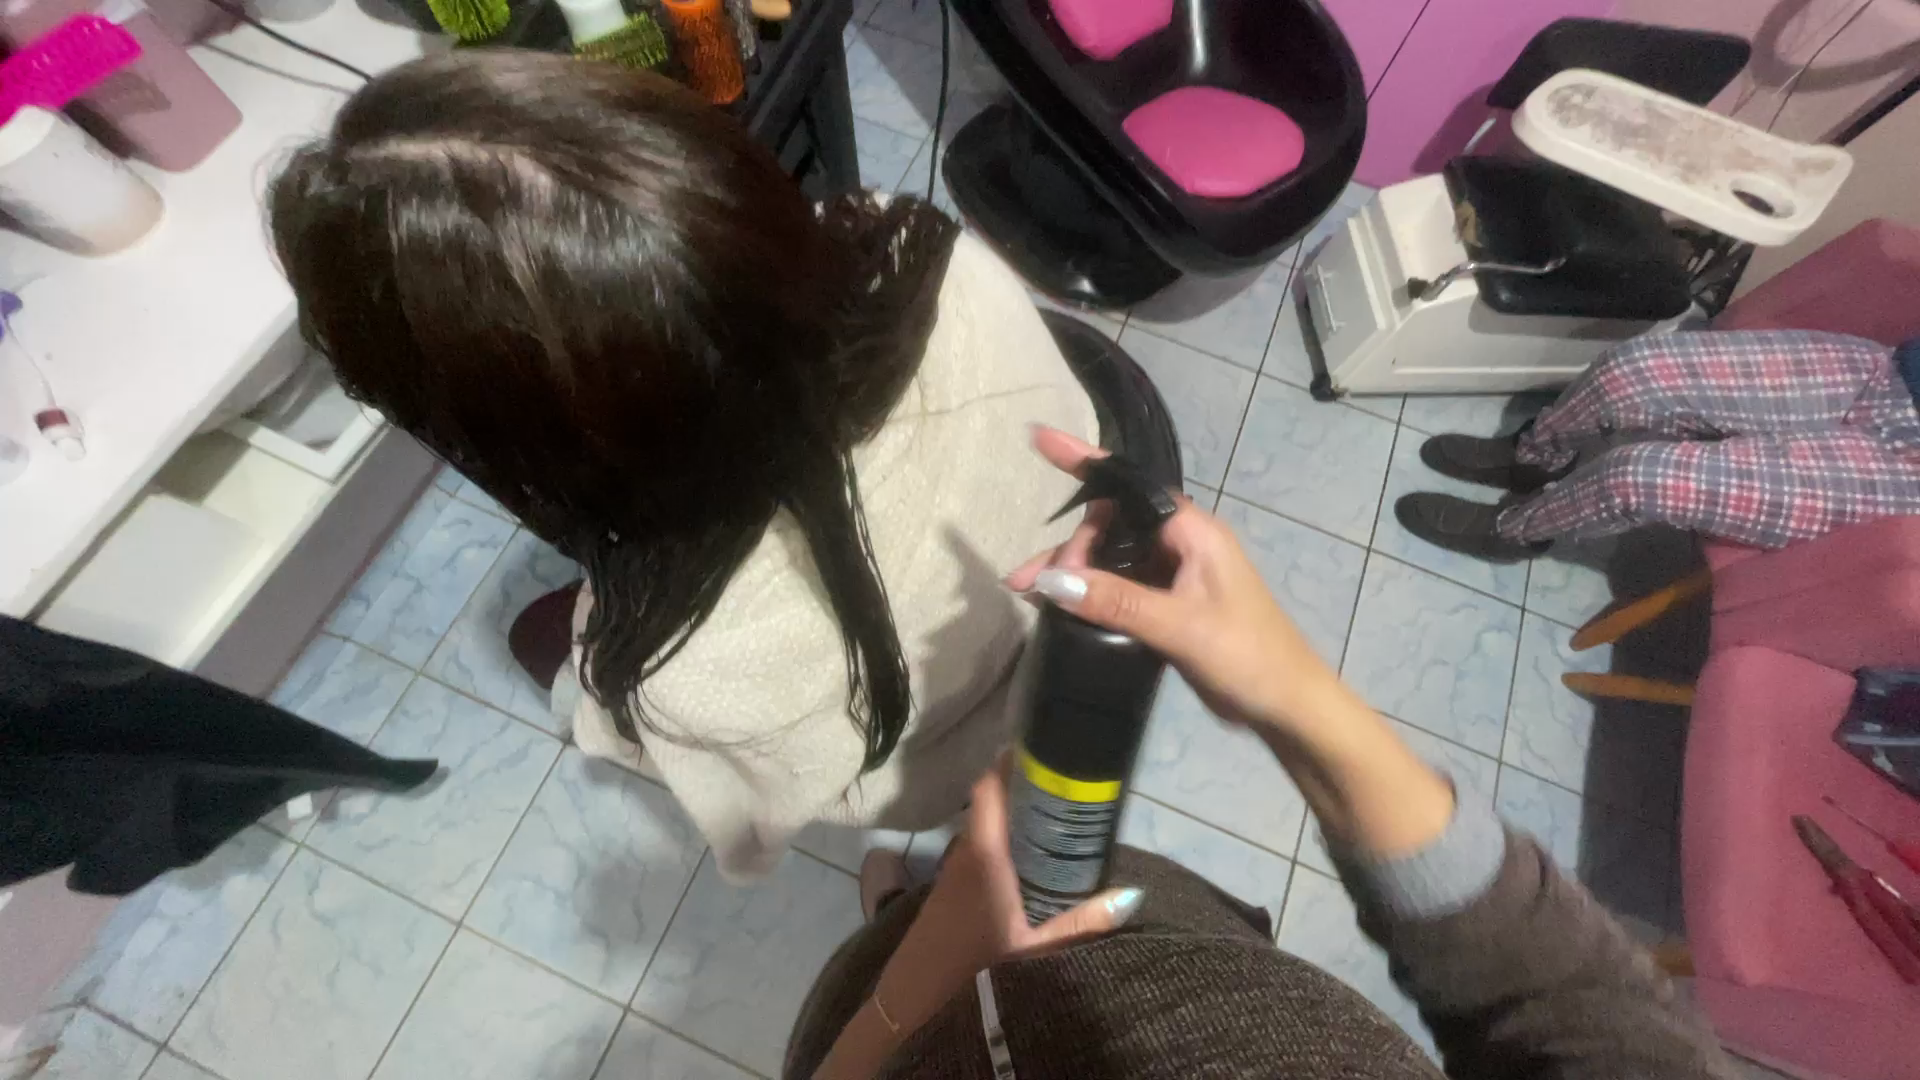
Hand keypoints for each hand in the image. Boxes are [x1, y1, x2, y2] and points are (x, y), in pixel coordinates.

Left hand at [875, 763, 1139, 1027]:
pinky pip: (978, 839)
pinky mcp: (951, 877)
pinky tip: (1026, 848)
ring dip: (1010, 808)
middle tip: (1060, 778)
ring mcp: (955, 861)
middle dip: (1021, 783)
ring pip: (983, 819)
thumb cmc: (980, 963)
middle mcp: (967, 846)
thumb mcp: (1039, 947)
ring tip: (1051, 806)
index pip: (989, 788)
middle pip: (989, 798)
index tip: (1040, 748)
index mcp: (986, 852)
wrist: (920, 989)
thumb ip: (1084, 922)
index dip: (1009, 762)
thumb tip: (1130, 895)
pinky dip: (1000, 832)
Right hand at [1006, 427, 1345, 735]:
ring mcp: (1170, 574)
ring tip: (1026, 592)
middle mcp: (1178, 544)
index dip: (1083, 460)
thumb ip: (1116, 601)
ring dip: (1070, 572)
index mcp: (1192, 532)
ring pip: (1107, 557)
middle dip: (1067, 546)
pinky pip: (1114, 585)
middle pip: (1108, 525)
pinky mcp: (1163, 603)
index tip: (1039, 439)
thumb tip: (1051, 579)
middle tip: (1035, 583)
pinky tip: (1058, 608)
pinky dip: (1085, 593)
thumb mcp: (1181, 626)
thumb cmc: (1249, 656)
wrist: (1286, 706)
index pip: (1129, 485)